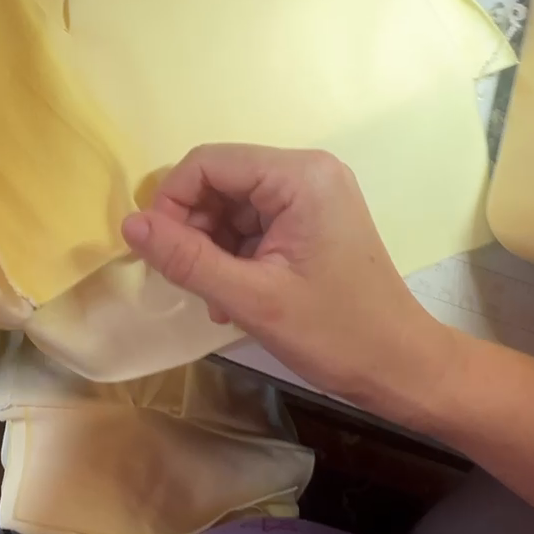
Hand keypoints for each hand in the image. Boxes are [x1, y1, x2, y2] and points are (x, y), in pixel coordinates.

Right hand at [120, 144, 464, 428]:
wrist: (405, 370)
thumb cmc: (336, 334)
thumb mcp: (252, 299)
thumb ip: (187, 258)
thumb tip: (129, 225)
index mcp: (298, 176)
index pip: (208, 163)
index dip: (171, 201)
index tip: (157, 251)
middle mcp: (305, 171)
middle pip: (219, 181)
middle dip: (194, 229)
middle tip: (189, 280)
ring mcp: (310, 193)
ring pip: (230, 204)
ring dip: (211, 246)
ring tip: (215, 297)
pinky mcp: (309, 217)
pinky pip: (250, 221)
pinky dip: (232, 253)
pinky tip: (233, 294)